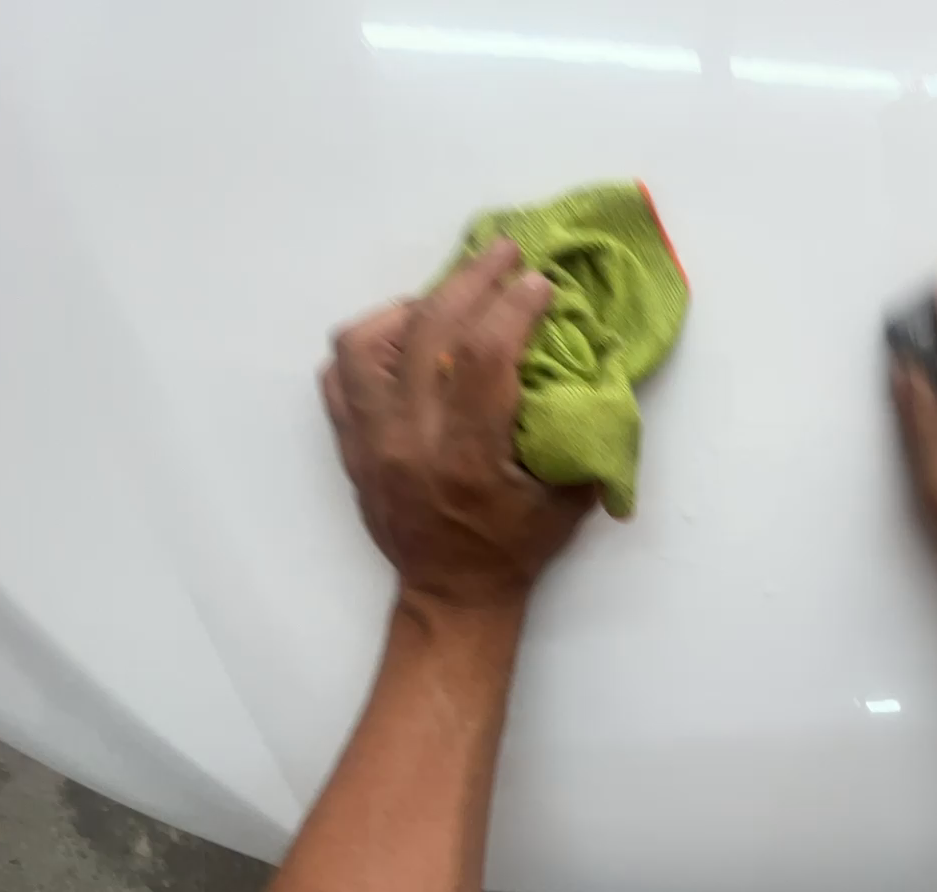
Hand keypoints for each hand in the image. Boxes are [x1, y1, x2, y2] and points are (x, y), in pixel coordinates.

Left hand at [322, 238, 596, 613]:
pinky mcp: (350, 446)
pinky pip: (339, 373)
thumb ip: (582, 437)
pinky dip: (372, 343)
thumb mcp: (569, 502)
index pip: (485, 358)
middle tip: (503, 253)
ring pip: (365, 343)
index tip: (540, 284)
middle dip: (472, 280)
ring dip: (412, 307)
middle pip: (429, 333)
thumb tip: (597, 372)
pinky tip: (407, 339)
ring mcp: (369, 443)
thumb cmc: (516, 549)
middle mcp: (409, 443)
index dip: (515, 308)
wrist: (452, 592)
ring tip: (448, 299)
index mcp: (468, 460)